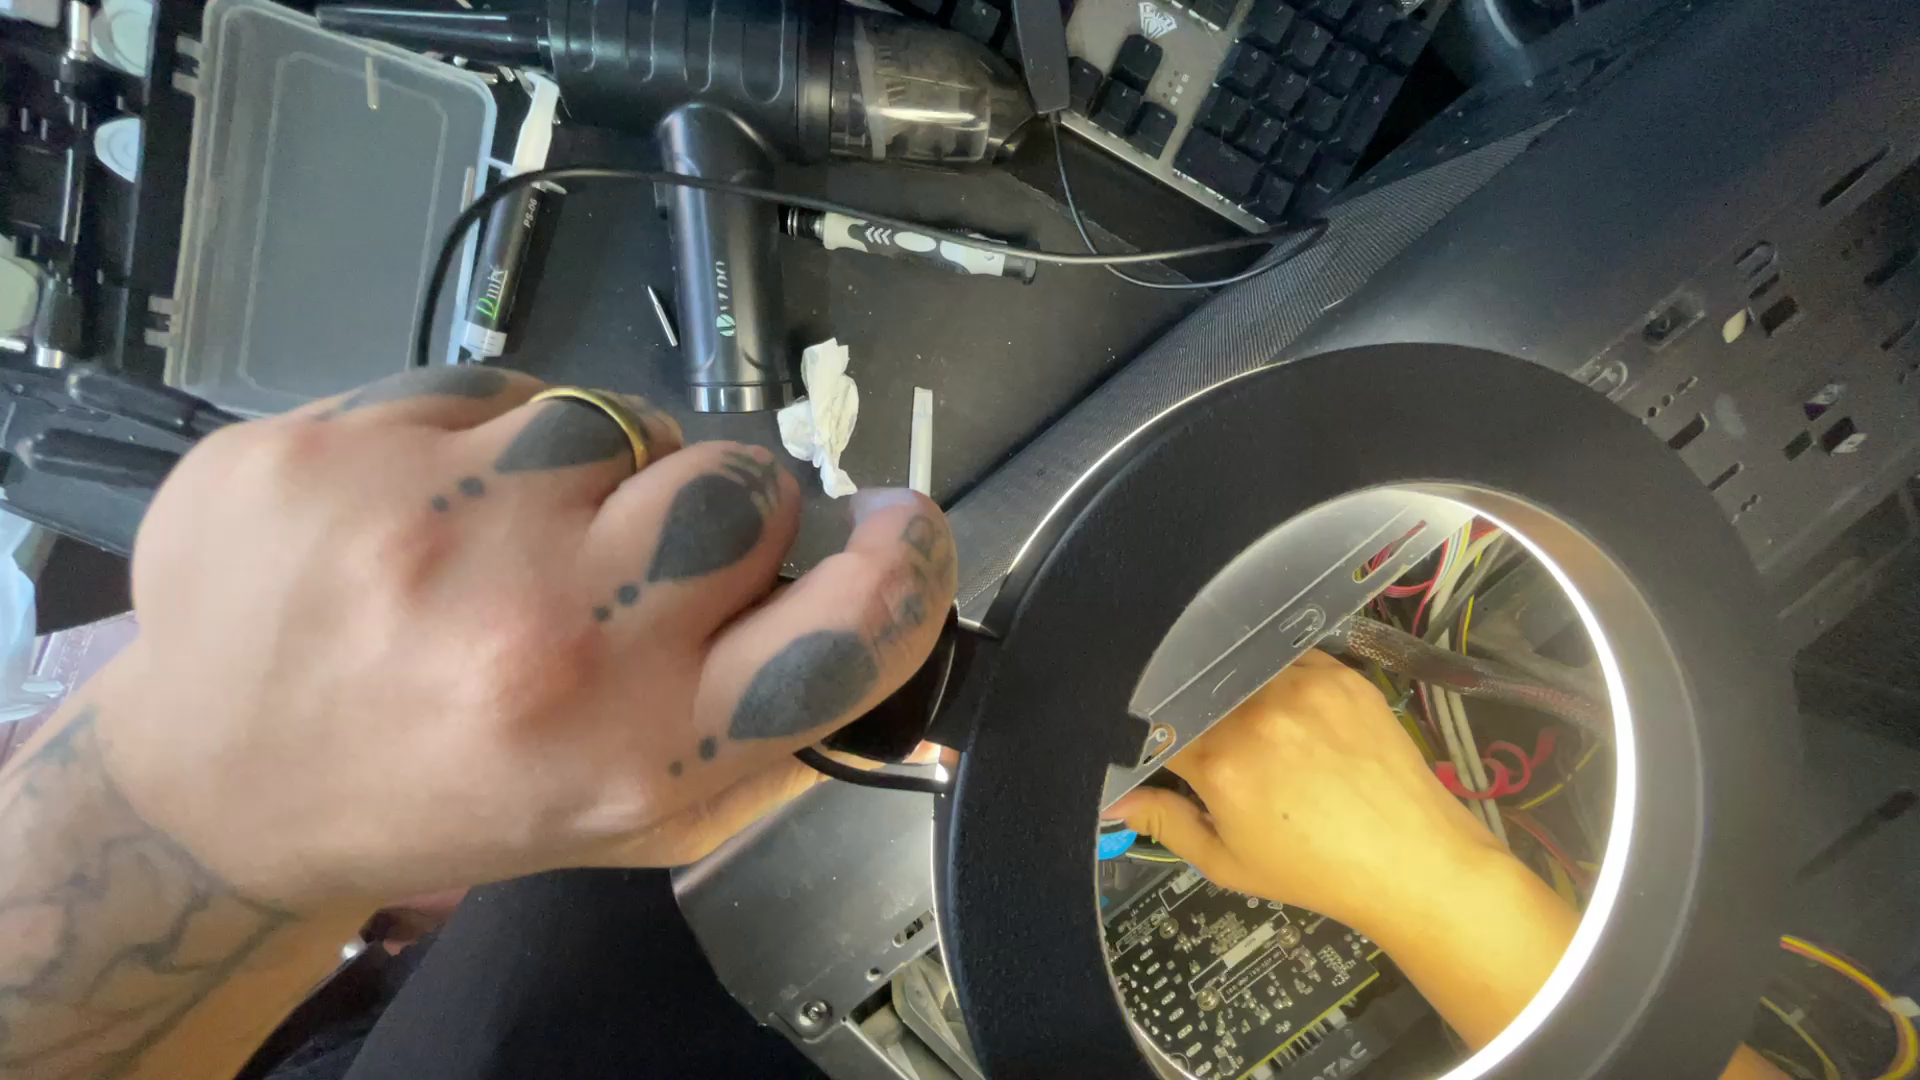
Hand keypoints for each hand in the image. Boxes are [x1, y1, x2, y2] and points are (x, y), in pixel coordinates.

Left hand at [94, 368, 956, 910]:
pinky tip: (450, 508)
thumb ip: (786, 726)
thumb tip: (894, 625)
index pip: (849, 627)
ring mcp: (428, 530)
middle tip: (664, 558)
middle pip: (746, 484)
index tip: (904, 529)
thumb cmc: (479, 797)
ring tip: (534, 540)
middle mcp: (548, 639)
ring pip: (629, 421)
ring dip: (619, 474)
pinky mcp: (332, 447)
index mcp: (642, 746)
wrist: (222, 786)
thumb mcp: (655, 815)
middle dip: (738, 509)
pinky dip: (513, 440)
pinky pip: (512, 390)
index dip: (909, 564)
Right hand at [1110, 650, 1503, 937]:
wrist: (1415, 863)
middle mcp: (1255, 713)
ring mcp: (1300, 687)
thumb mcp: (1228, 861)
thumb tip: (1111, 799)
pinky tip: (1283, 701)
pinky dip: (1272, 673)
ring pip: (1238, 667)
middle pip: (1196, 690)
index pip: (1159, 725)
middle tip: (1205, 731)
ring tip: (1247, 716)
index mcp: (1220, 761)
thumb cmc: (1314, 870)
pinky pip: (1284, 657)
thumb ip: (1164, 822)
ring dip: (1231, 687)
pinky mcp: (1338, 674)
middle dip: (1191, 708)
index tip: (1154, 741)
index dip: (1151, 732)